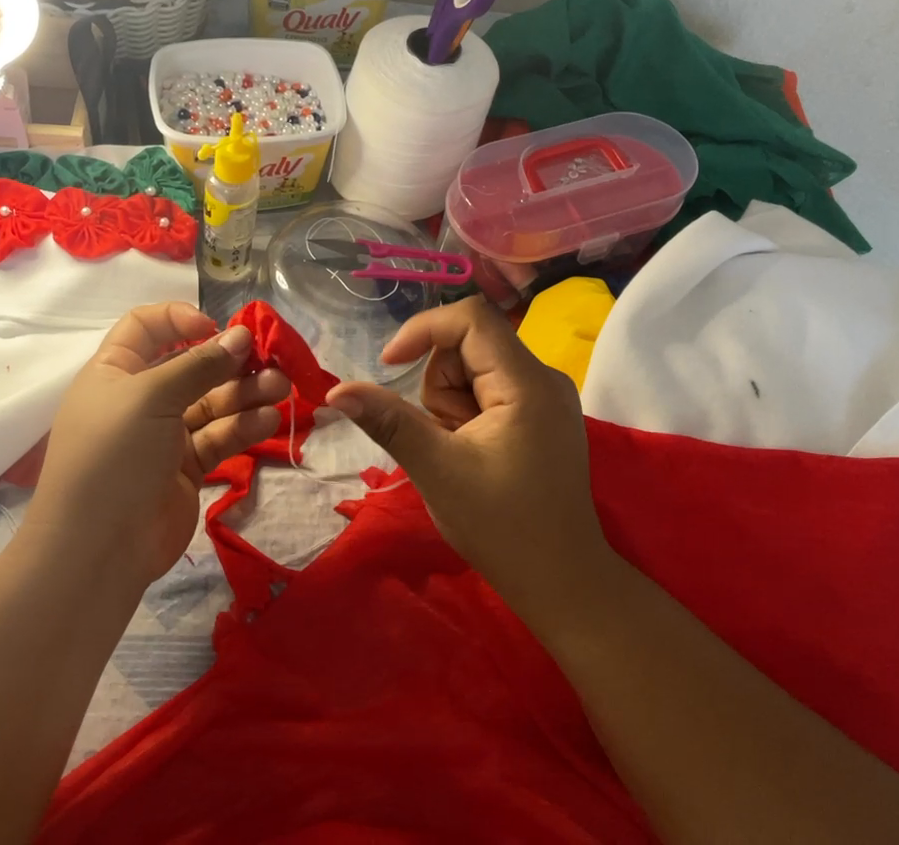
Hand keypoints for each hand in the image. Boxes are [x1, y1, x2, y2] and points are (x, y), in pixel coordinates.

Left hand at [24, 302, 291, 588]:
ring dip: (245, 394)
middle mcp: (139, 399)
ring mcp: (163, 436)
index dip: (180, 320)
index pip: (145, 327)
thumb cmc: (114, 455)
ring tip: (279, 389)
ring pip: (211, 403)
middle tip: (269, 362)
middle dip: (228, 362)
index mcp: (114, 371)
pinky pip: (218, 437)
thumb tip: (240, 336)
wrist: (99, 548)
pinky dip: (243, 427)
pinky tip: (269, 420)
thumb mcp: (151, 397)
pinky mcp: (186, 468)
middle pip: (189, 366)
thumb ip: (199, 365)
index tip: (216, 328)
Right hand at [327, 298, 616, 625]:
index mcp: (527, 383)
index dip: (422, 330)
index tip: (388, 366)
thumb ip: (388, 421)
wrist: (561, 580)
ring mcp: (546, 398)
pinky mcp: (540, 417)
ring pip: (473, 370)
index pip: (470, 319)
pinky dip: (466, 416)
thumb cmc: (501, 527)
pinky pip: (488, 392)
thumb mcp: (436, 470)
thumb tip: (336, 391)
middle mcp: (544, 378)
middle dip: (438, 386)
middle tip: (444, 439)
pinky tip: (474, 455)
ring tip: (460, 453)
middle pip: (468, 346)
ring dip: (450, 405)